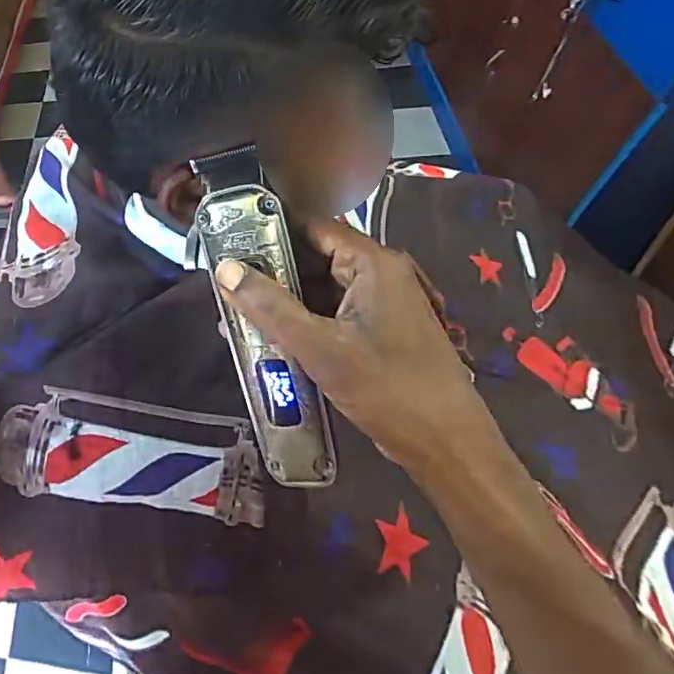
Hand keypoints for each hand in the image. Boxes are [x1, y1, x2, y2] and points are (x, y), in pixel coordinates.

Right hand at [215, 218, 484, 465]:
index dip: (269, 230)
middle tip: (227, 284)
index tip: (229, 241)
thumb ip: (270, 307)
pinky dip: (303, 320)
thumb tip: (225, 269)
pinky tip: (270, 336)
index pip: (311, 226)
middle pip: (313, 257)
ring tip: (239, 311)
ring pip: (320, 288)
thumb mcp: (320, 348)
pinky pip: (332, 312)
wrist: (449, 446)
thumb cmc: (389, 390)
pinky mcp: (379, 329)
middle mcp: (379, 273)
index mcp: (372, 263)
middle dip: (270, 271)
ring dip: (284, 300)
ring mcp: (381, 302)